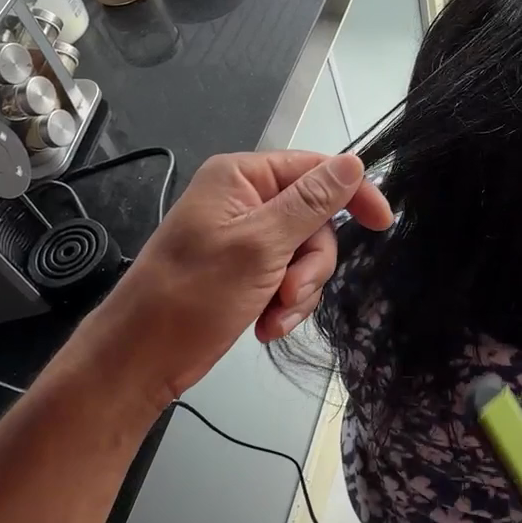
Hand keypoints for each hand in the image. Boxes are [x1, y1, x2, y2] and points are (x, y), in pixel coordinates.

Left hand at [89, 151, 392, 408]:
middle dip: (310, 263)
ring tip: (274, 316)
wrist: (138, 361)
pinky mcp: (245, 270)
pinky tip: (265, 326)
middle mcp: (245, 199)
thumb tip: (354, 162)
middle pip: (315, 219)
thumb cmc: (191, 296)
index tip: (383, 224)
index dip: (353, 194)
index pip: (316, 169)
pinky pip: (288, 276)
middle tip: (291, 292)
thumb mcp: (260, 246)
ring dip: (298, 289)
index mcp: (243, 176)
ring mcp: (244, 236)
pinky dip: (284, 303)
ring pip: (305, 253)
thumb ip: (311, 202)